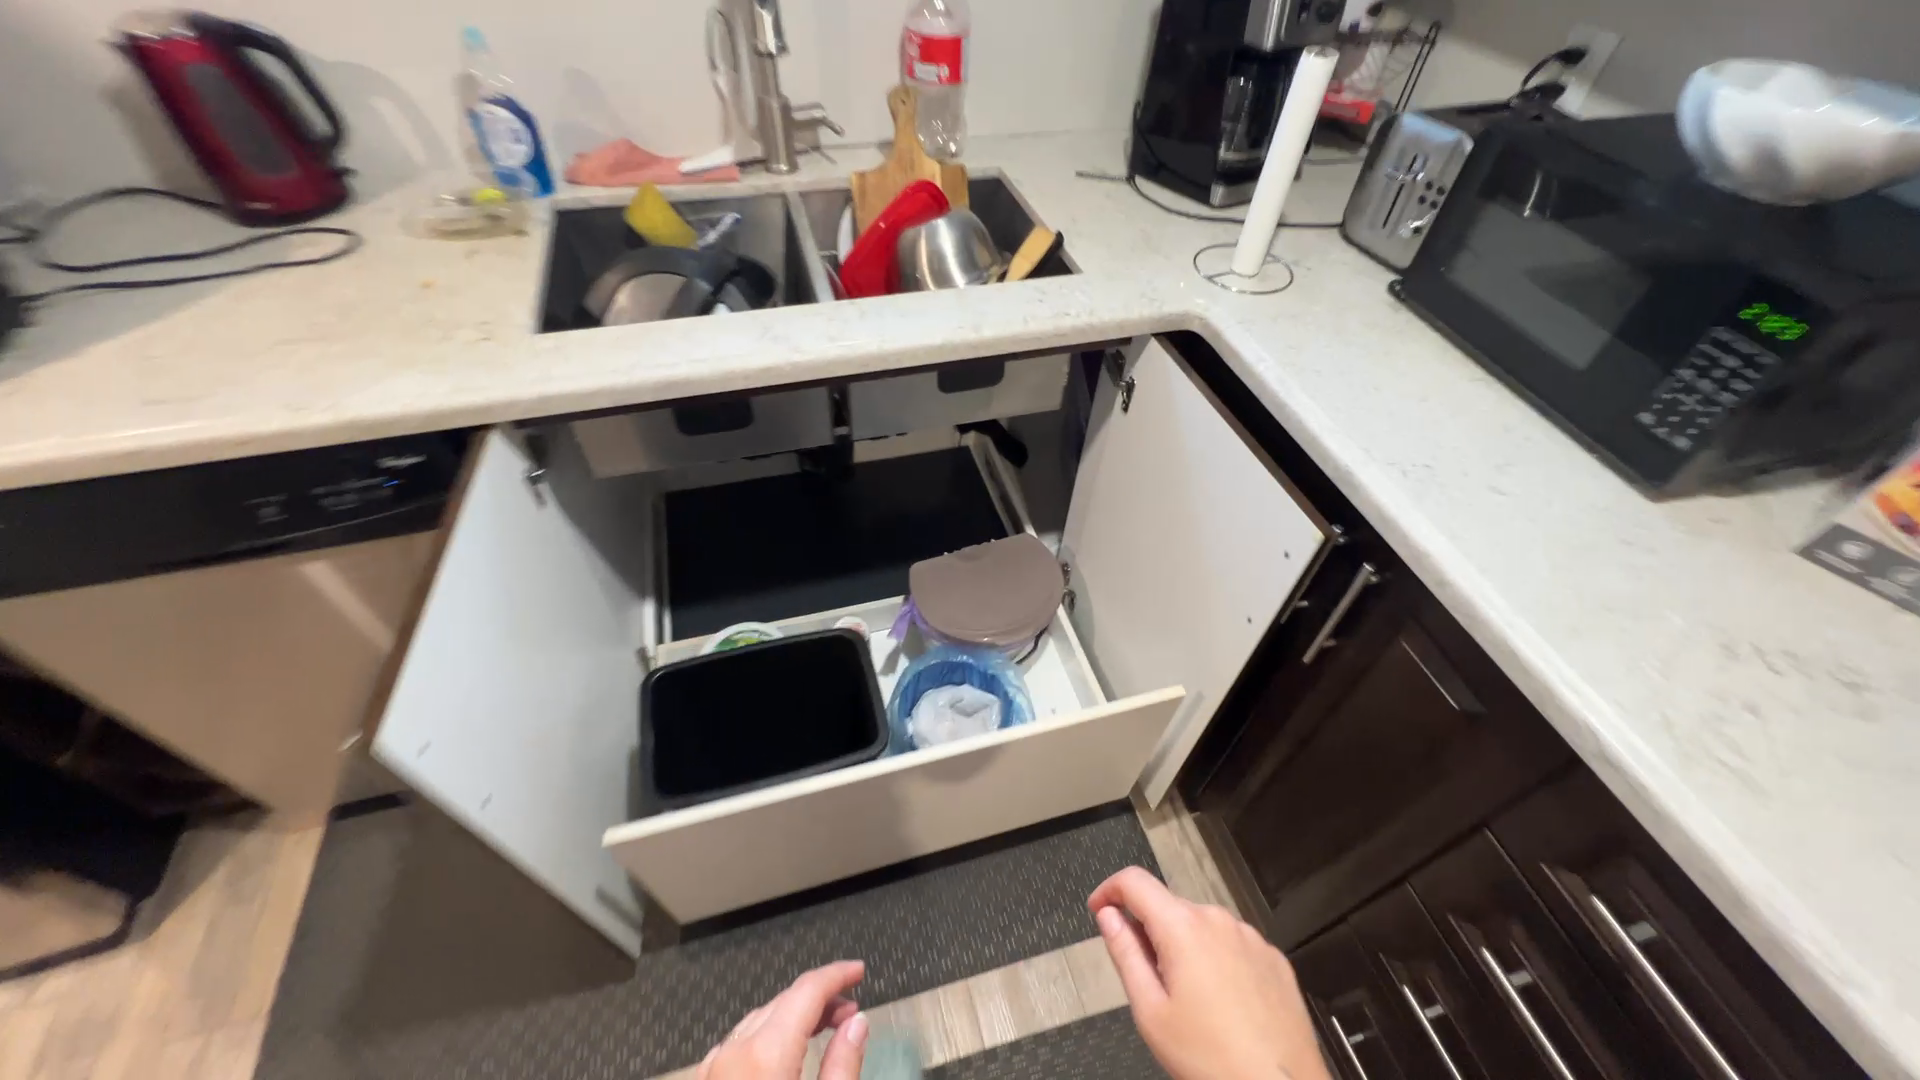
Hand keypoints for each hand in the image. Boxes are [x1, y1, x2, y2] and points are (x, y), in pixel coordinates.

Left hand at [699, 960, 869, 1079]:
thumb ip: (843, 1063)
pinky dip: (764, 1037)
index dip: (837, 974)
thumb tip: (857, 1023)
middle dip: (820, 998)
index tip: (858, 971)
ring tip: (823, 1029)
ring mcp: (712, 1069)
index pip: (807, 990)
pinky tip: (781, 1052)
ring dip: (792, 1017)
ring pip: (758, 1021)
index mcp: (766, 1054)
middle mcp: (733, 1053)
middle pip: (783, 1002)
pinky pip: (736, 1046)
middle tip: (850, 1012)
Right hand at [1089, 867, 1329, 1079]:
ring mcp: (1251, 938)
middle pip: (1169, 906)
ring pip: (1201, 926)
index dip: (1109, 890)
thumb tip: (1108, 915)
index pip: (1134, 881)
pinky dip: (1216, 960)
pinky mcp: (1274, 958)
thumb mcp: (1150, 1011)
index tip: (1099, 910)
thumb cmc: (1210, 1059)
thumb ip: (1125, 953)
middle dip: (1149, 930)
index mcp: (1183, 927)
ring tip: (1188, 1000)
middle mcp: (1219, 920)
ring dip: (1184, 946)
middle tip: (1146, 980)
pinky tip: (1221, 1002)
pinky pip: (1232, 944)